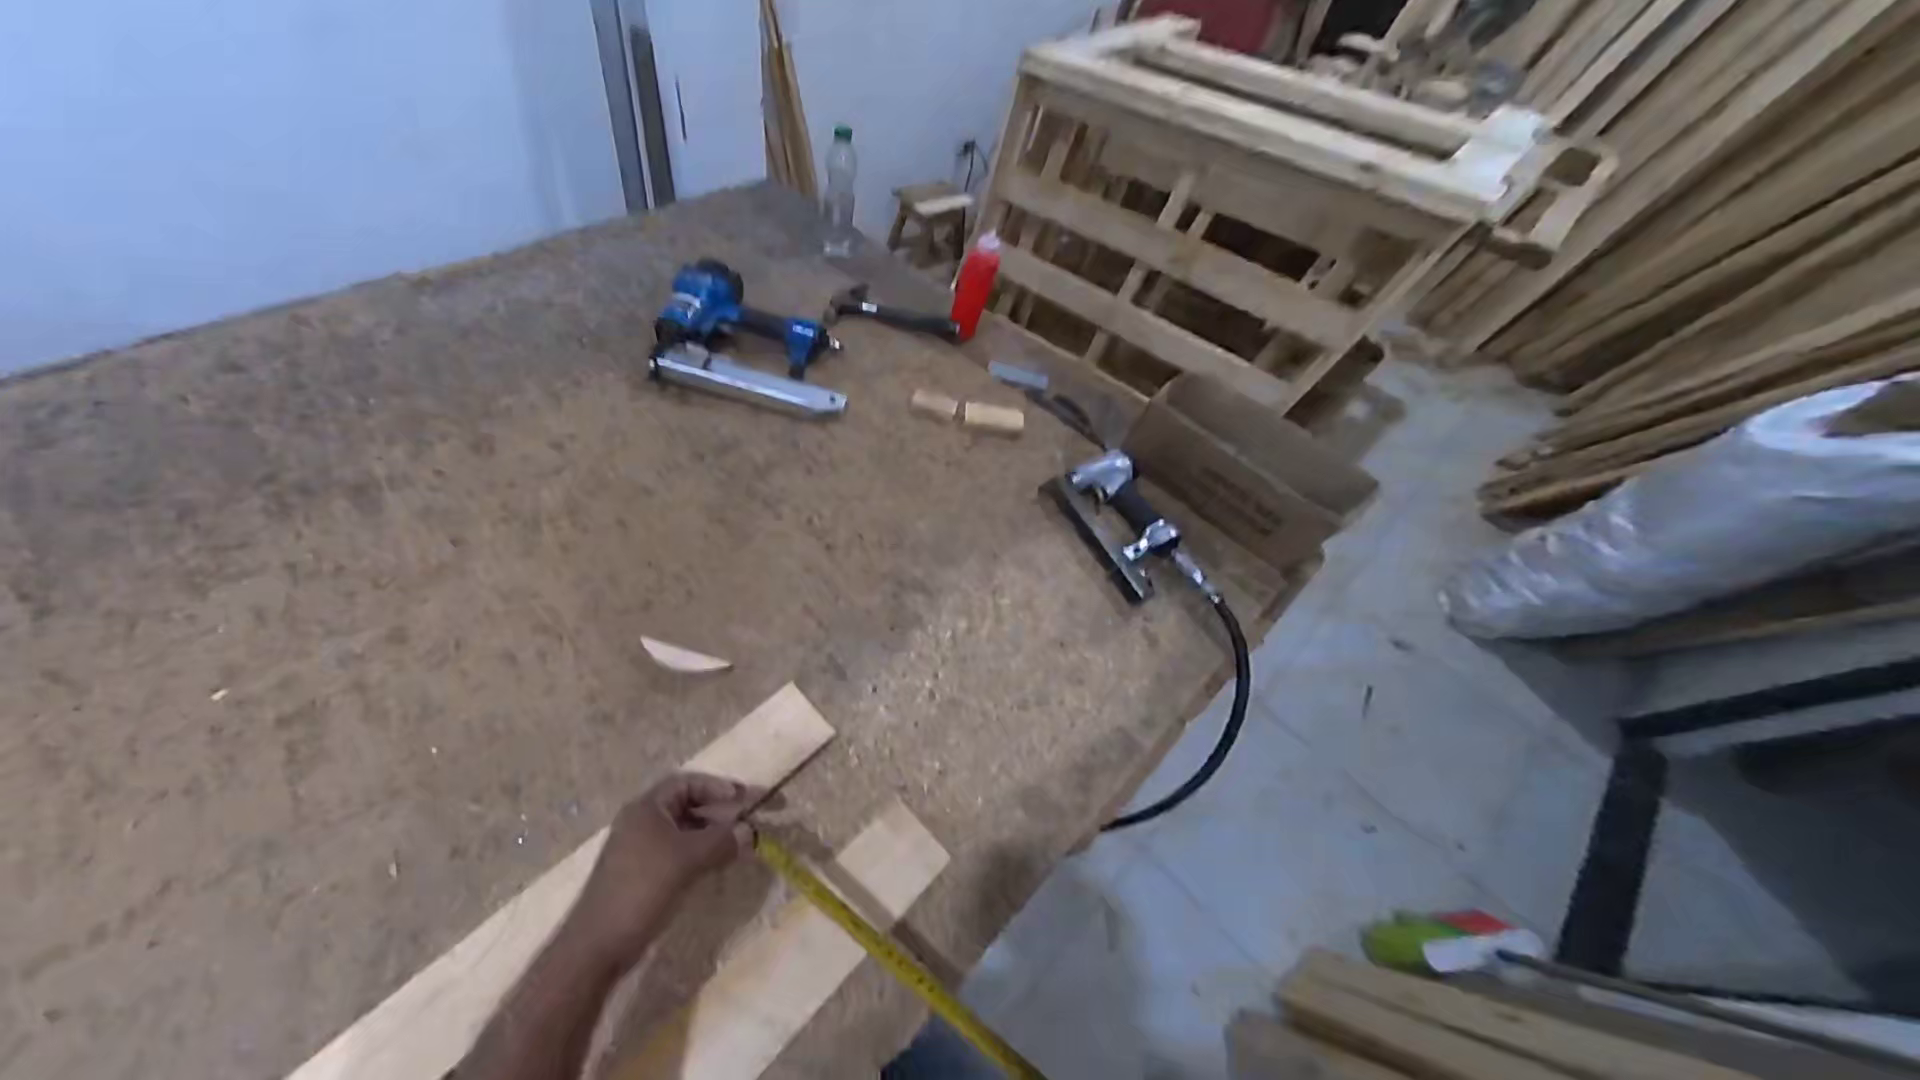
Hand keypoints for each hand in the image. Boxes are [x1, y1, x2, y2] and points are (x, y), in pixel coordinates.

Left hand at [565, 773, 759, 969]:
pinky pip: (677, 852)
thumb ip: (723, 840)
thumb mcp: (688, 859)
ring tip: (736, 843)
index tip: (742, 797)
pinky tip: (715, 865)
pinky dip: (699, 853)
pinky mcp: (641, 875)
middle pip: (685, 805)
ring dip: (711, 834)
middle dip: (717, 810)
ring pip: (683, 831)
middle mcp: (640, 823)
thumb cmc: (643, 889)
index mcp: (646, 808)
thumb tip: (749, 832)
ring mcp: (638, 850)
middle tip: (746, 818)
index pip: (686, 783)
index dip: (716, 786)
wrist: (597, 947)